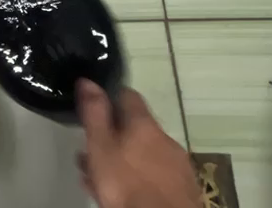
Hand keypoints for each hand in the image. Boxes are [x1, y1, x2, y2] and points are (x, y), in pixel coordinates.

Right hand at [77, 81, 203, 207]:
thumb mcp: (100, 145)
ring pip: (144, 155)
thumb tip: (87, 80)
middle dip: (113, 137)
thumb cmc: (126, 184)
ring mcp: (178, 167)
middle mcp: (166, 139)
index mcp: (145, 123)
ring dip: (123, 160)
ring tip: (101, 177)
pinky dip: (139, 178)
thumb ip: (94, 113)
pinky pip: (155, 176)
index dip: (109, 98)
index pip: (128, 95)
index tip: (94, 110)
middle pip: (136, 128)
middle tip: (91, 152)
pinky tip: (124, 191)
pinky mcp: (184, 191)